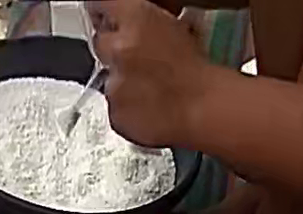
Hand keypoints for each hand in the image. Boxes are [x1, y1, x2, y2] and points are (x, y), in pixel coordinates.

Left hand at [89, 0, 215, 146]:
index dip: (102, 13)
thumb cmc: (195, 71)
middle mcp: (119, 49)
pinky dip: (127, 111)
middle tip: (137, 63)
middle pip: (100, 44)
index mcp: (134, 18)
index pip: (100, 4)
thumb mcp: (173, 28)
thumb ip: (143, 21)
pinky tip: (147, 110)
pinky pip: (116, 110)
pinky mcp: (117, 115)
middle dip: (114, 51)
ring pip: (109, 81)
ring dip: (123, 85)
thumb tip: (130, 22)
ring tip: (150, 93)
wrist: (202, 109)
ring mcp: (114, 85)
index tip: (104, 18)